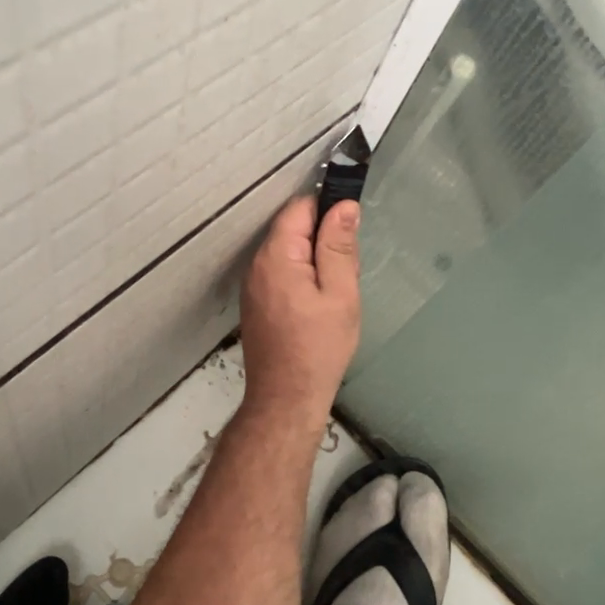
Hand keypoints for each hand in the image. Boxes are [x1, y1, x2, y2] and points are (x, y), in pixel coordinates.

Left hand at [239, 195, 360, 421]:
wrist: (286, 398)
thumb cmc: (319, 348)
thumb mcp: (339, 293)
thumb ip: (339, 247)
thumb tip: (343, 205)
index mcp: (277, 256)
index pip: (300, 208)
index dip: (328, 210)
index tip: (351, 232)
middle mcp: (257, 264)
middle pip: (293, 230)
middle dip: (324, 241)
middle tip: (346, 276)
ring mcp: (253, 285)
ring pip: (289, 254)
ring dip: (315, 263)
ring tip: (335, 296)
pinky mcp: (256, 304)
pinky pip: (282, 275)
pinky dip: (303, 280)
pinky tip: (318, 309)